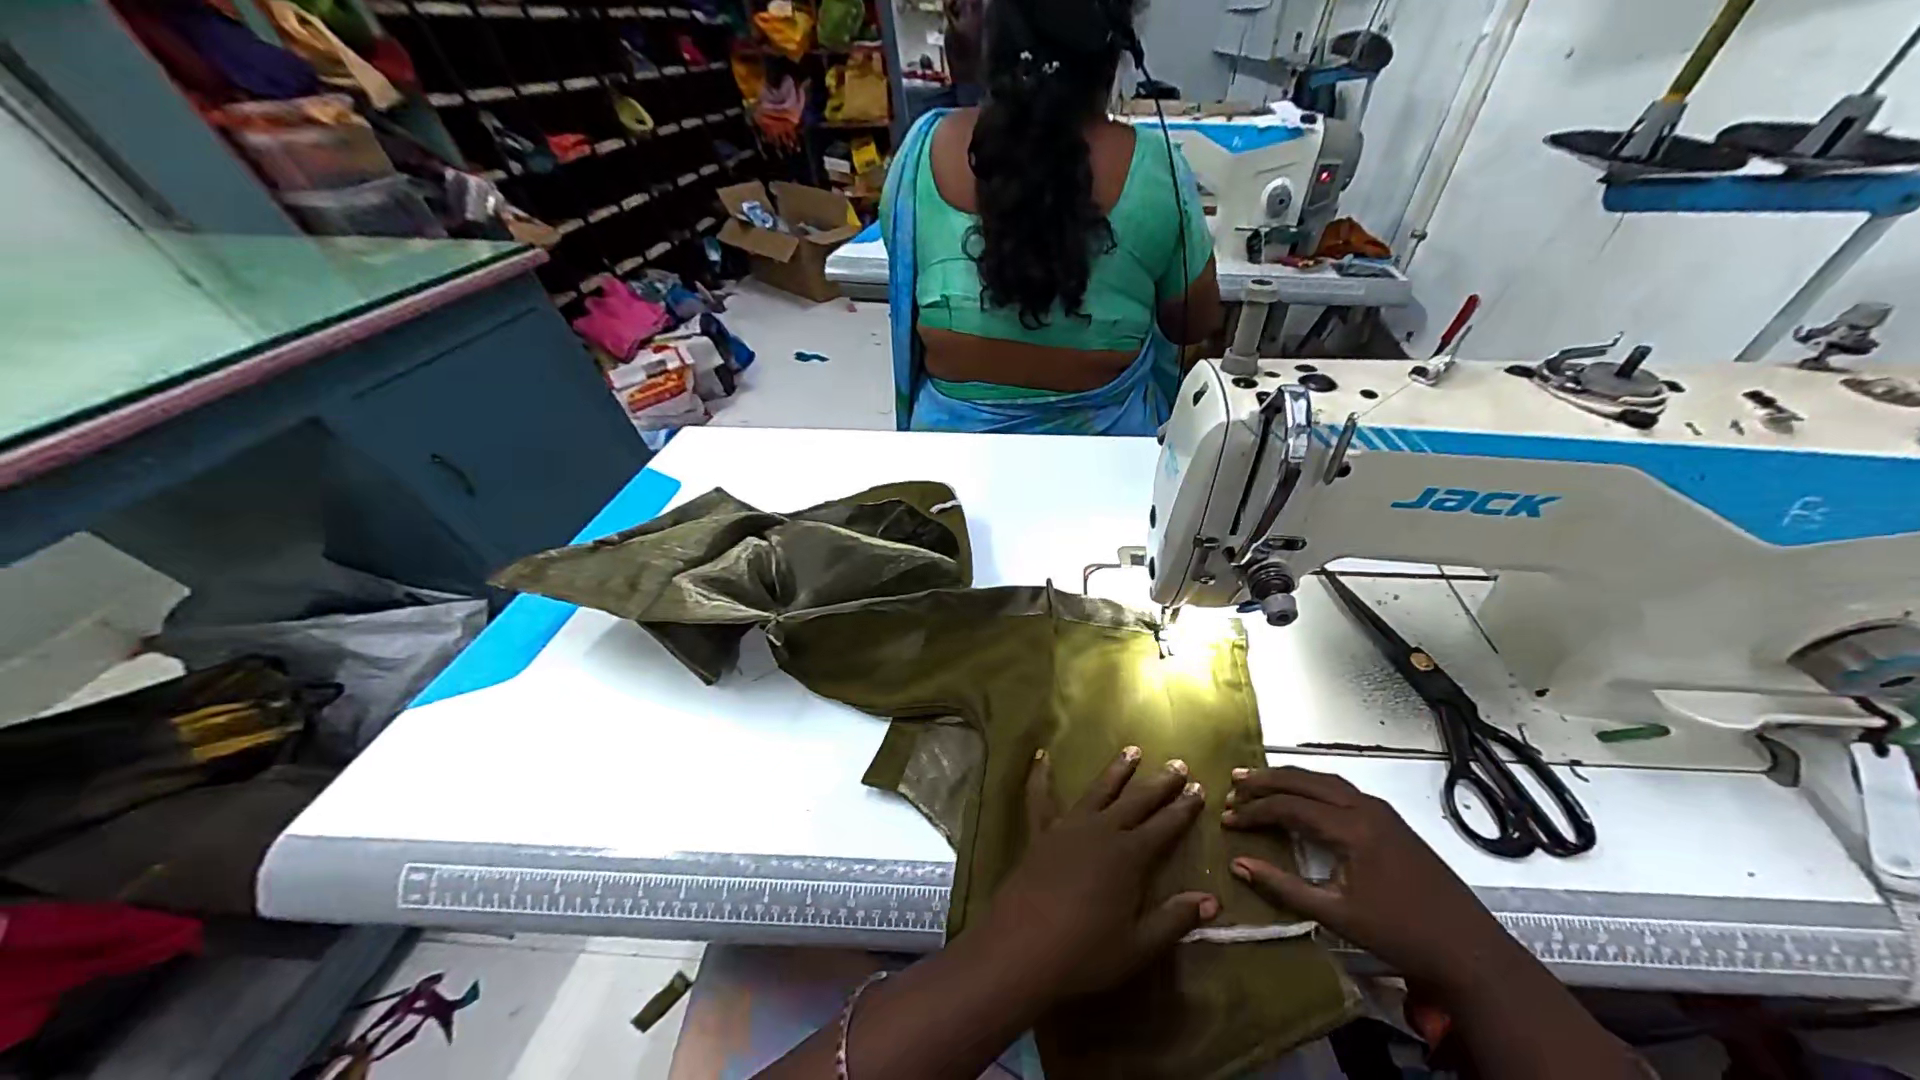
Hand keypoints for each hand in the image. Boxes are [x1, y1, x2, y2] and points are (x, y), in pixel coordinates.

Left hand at [975, 746, 1217, 999]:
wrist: (1021, 947)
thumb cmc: (1085, 951)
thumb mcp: (1139, 946)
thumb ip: (1174, 919)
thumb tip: (1213, 900)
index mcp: (1130, 856)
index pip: (1165, 826)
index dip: (1183, 808)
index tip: (1198, 787)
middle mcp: (1102, 831)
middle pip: (1136, 801)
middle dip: (1159, 784)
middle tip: (1177, 764)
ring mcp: (1068, 828)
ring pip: (1098, 791)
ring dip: (1116, 770)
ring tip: (1131, 749)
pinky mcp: (1040, 834)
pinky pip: (1040, 798)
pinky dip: (1040, 775)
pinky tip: (1040, 754)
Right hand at [1222, 766, 1517, 990]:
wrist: (1470, 951)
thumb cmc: (1401, 935)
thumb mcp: (1336, 915)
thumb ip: (1284, 887)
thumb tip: (1238, 864)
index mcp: (1353, 828)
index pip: (1290, 806)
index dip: (1254, 811)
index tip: (1227, 819)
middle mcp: (1365, 808)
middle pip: (1305, 781)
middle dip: (1266, 780)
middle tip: (1234, 782)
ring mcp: (1381, 811)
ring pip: (1324, 780)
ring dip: (1288, 778)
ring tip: (1257, 779)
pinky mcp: (1390, 820)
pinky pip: (1341, 789)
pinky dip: (1311, 786)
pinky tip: (1299, 794)